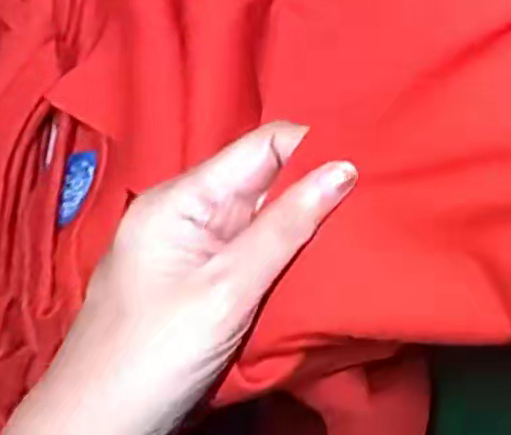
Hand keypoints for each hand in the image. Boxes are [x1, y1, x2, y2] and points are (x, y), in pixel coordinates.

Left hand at [7, 121, 356, 434]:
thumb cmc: (143, 366)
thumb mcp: (226, 292)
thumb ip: (288, 226)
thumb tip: (346, 167)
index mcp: (181, 198)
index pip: (265, 143)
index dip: (314, 145)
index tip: (362, 160)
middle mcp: (188, 207)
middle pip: (269, 172)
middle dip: (315, 180)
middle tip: (367, 190)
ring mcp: (194, 240)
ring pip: (268, 206)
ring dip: (304, 214)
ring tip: (353, 216)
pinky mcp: (202, 270)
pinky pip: (257, 237)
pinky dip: (288, 241)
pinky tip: (317, 248)